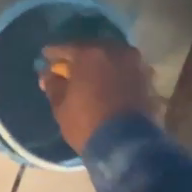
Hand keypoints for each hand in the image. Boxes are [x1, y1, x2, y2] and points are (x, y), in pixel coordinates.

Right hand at [38, 42, 158, 153]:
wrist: (125, 144)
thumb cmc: (86, 123)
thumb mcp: (61, 107)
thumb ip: (54, 86)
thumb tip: (48, 75)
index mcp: (90, 54)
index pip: (67, 47)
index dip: (54, 53)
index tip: (45, 56)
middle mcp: (115, 50)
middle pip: (93, 48)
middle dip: (79, 56)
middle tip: (68, 64)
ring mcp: (134, 62)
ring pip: (111, 56)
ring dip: (99, 63)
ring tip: (89, 73)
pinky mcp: (146, 76)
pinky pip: (124, 68)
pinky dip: (114, 72)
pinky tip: (107, 81)